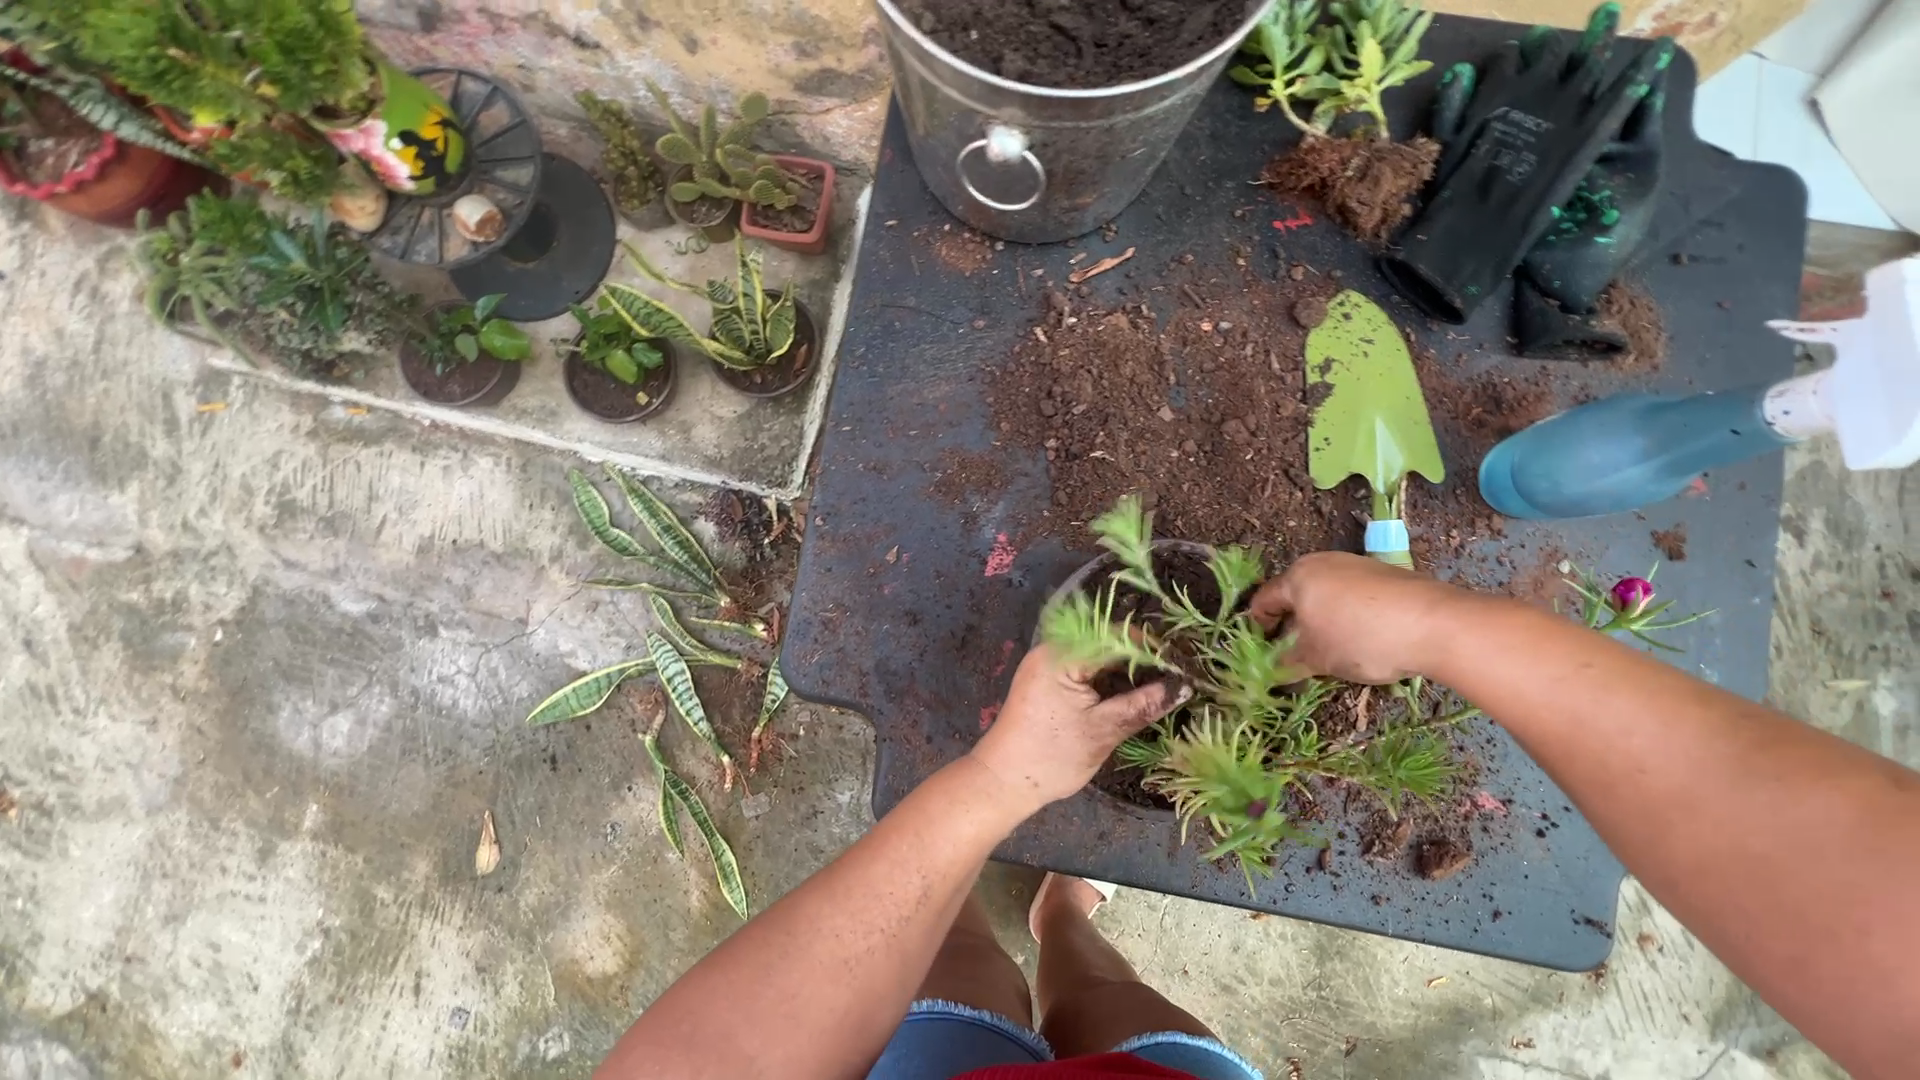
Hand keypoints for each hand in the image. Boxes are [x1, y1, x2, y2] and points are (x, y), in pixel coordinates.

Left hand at [969, 644, 1188, 813]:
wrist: (1003, 781)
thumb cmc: (1051, 756)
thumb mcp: (1103, 730)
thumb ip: (1143, 704)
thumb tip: (1183, 687)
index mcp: (1061, 655)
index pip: (1115, 638)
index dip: (1151, 650)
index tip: (1182, 666)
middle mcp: (1053, 651)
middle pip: (1106, 644)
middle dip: (1142, 660)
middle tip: (1176, 679)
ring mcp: (1049, 665)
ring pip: (1098, 657)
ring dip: (1127, 671)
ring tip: (1162, 687)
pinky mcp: (1049, 681)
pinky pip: (1086, 670)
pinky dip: (1109, 680)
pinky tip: (1133, 694)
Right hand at [1250, 553, 1461, 683]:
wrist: (1437, 625)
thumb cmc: (1360, 637)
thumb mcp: (1316, 658)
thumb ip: (1287, 664)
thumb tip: (1275, 672)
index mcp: (1297, 576)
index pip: (1263, 600)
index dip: (1258, 628)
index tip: (1264, 653)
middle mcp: (1324, 563)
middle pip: (1296, 597)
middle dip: (1293, 628)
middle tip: (1297, 658)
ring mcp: (1358, 566)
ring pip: (1327, 597)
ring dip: (1322, 624)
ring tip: (1334, 654)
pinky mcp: (1387, 576)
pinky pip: (1355, 598)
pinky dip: (1350, 618)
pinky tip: (1366, 642)